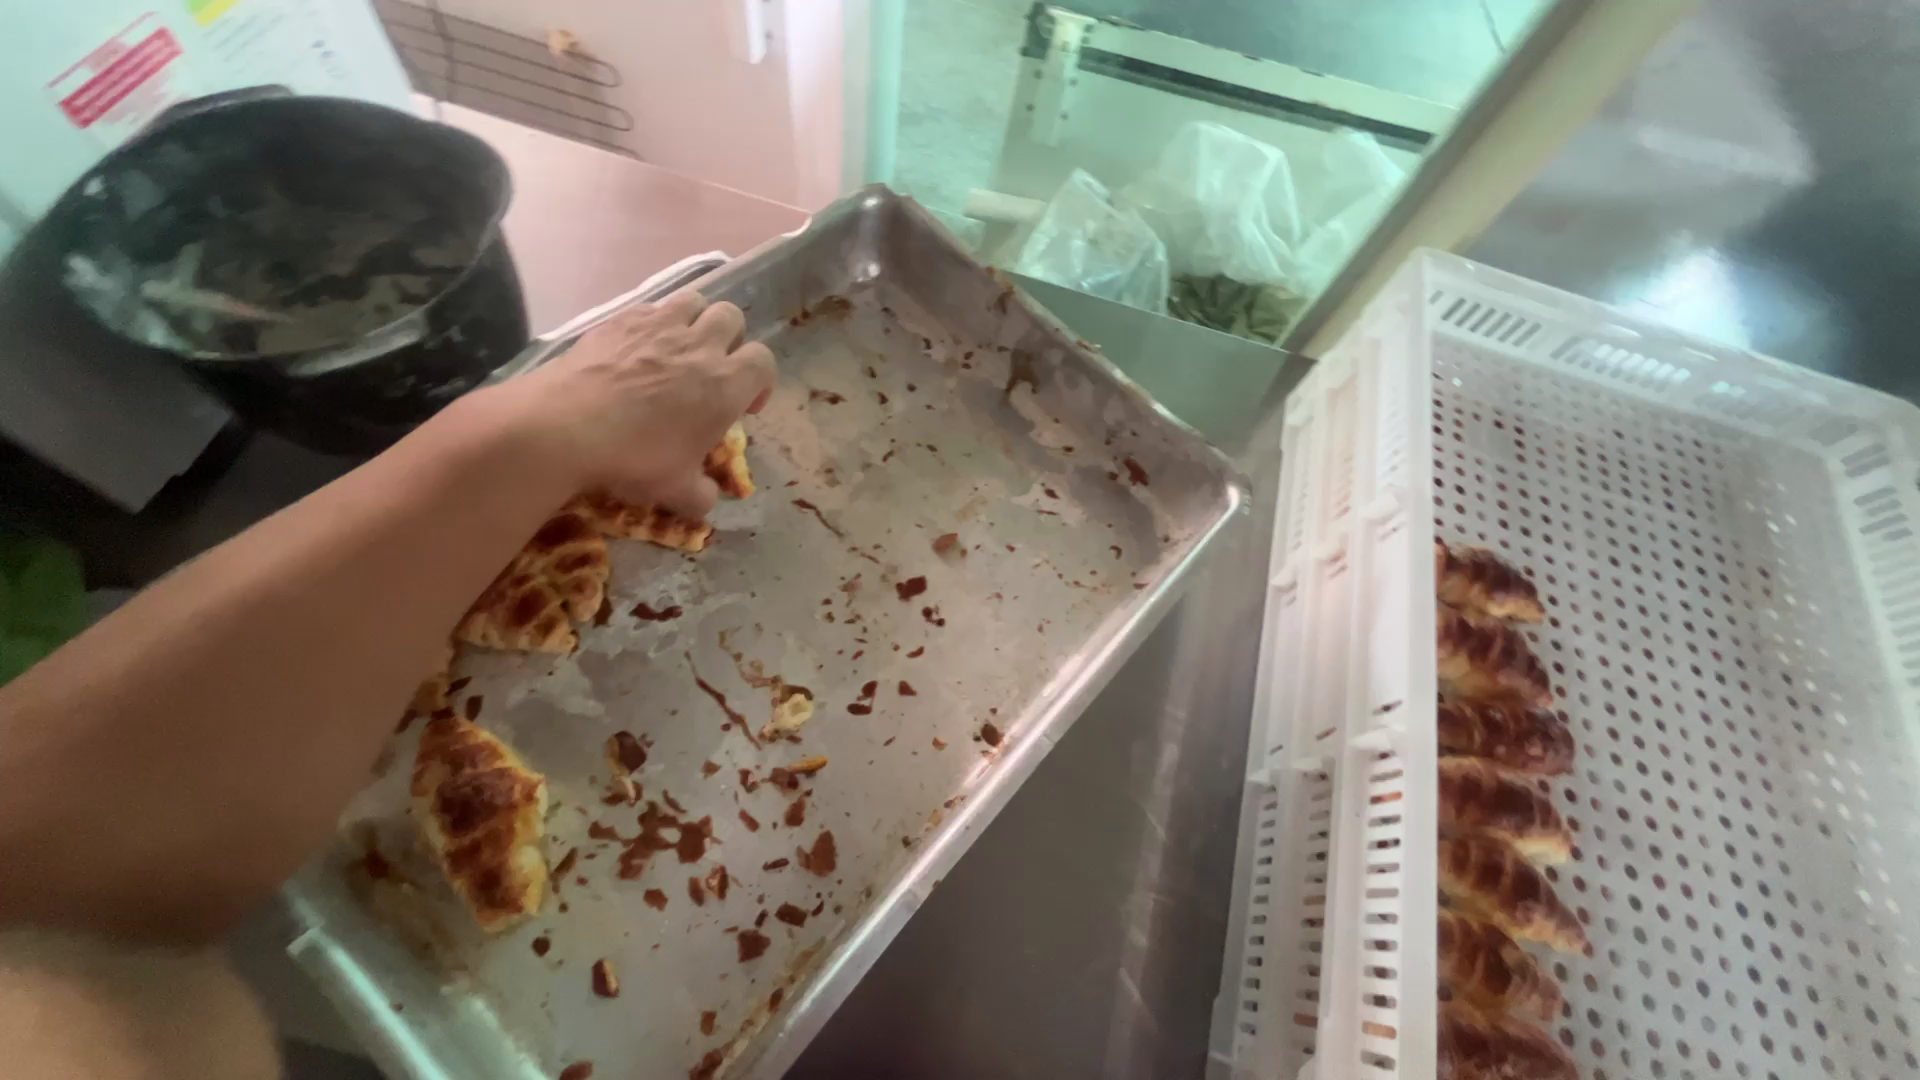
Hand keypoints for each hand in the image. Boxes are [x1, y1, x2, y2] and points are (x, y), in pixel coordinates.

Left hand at [474, 290, 775, 517]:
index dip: (760, 382)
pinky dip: (654, 323)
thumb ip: (703, 494)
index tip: (743, 407)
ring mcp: (659, 325)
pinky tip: (638, 349)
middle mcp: (700, 346)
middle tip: (711, 370)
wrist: (565, 427)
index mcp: (726, 386)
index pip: (764, 362)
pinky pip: (651, 307)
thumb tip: (706, 497)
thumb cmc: (635, 458)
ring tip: (679, 348)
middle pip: (733, 318)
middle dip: (730, 340)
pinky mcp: (621, 318)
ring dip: (696, 320)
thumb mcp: (678, 492)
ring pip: (695, 300)